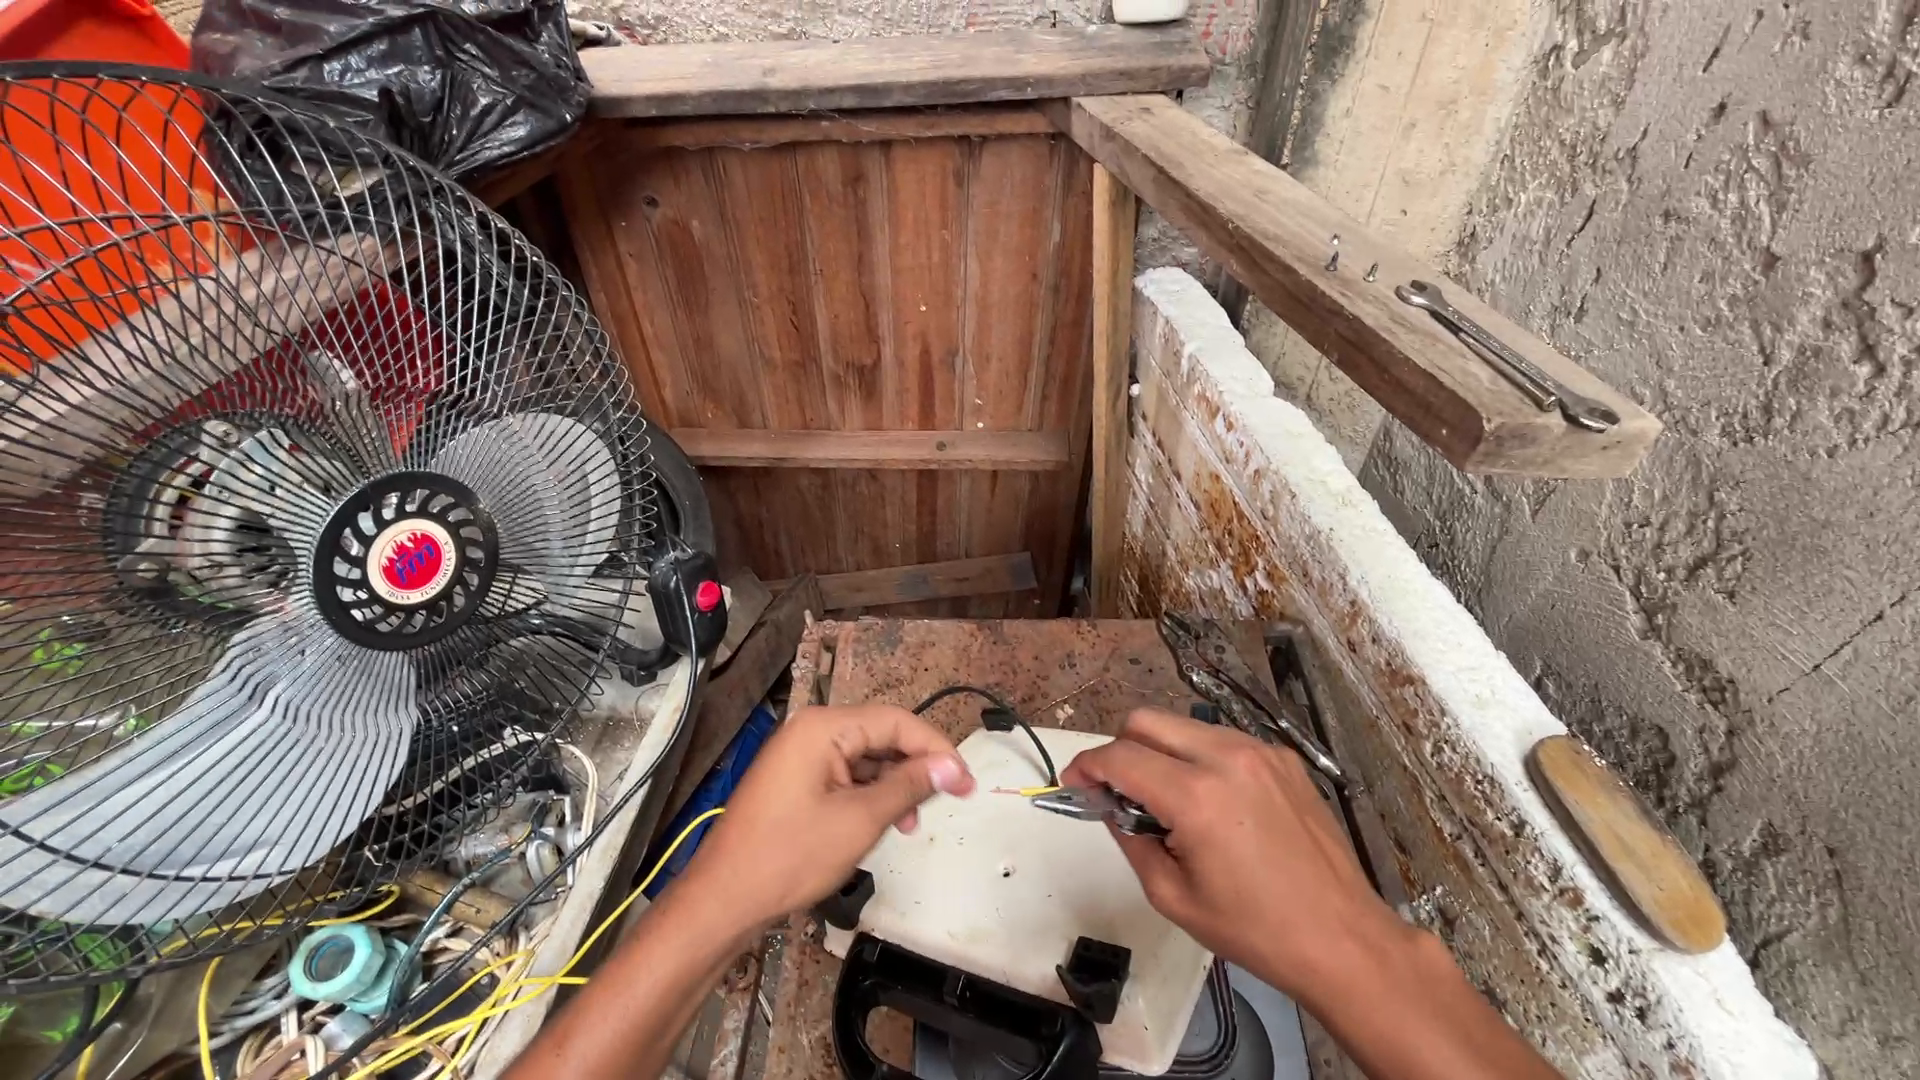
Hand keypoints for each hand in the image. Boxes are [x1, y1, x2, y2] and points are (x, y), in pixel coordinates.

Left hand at [679, 705, 975, 931]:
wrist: (723, 899)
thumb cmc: (790, 856)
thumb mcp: (860, 820)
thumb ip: (909, 786)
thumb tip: (950, 766)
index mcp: (824, 728)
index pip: (897, 722)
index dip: (937, 749)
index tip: (966, 781)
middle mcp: (811, 731)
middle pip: (881, 737)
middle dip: (916, 768)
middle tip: (950, 799)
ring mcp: (800, 755)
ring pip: (865, 758)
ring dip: (894, 786)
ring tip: (912, 823)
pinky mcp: (795, 780)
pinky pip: (845, 775)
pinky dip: (869, 796)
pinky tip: (884, 822)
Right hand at [1060, 709, 1411, 997]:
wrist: (1343, 938)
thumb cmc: (1254, 929)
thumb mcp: (1171, 895)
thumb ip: (1128, 838)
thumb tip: (1108, 804)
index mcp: (1196, 796)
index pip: (1119, 755)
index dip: (1086, 766)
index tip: (1075, 784)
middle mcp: (1227, 758)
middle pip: (1145, 720)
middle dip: (1119, 749)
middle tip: (1118, 791)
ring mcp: (1260, 751)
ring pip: (1183, 725)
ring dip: (1159, 751)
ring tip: (1167, 800)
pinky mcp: (1283, 758)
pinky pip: (1221, 740)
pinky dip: (1198, 758)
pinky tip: (1211, 801)